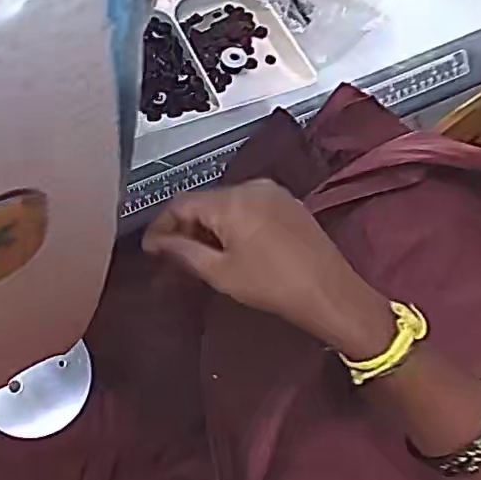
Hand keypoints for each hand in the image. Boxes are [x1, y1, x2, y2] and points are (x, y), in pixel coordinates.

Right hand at [142, 180, 395, 356]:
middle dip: (184, 226)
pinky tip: (229, 247)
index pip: (180, 203)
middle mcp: (251, 187)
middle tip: (171, 254)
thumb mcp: (219, 272)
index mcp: (231, 201)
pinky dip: (230, 222)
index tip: (150, 248)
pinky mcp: (287, 202)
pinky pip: (246, 205)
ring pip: (225, 203)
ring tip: (200, 255)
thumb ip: (182, 251)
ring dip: (207, 225)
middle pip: (203, 200)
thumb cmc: (272, 285)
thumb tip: (158, 242)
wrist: (330, 292)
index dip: (160, 226)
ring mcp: (272, 192)